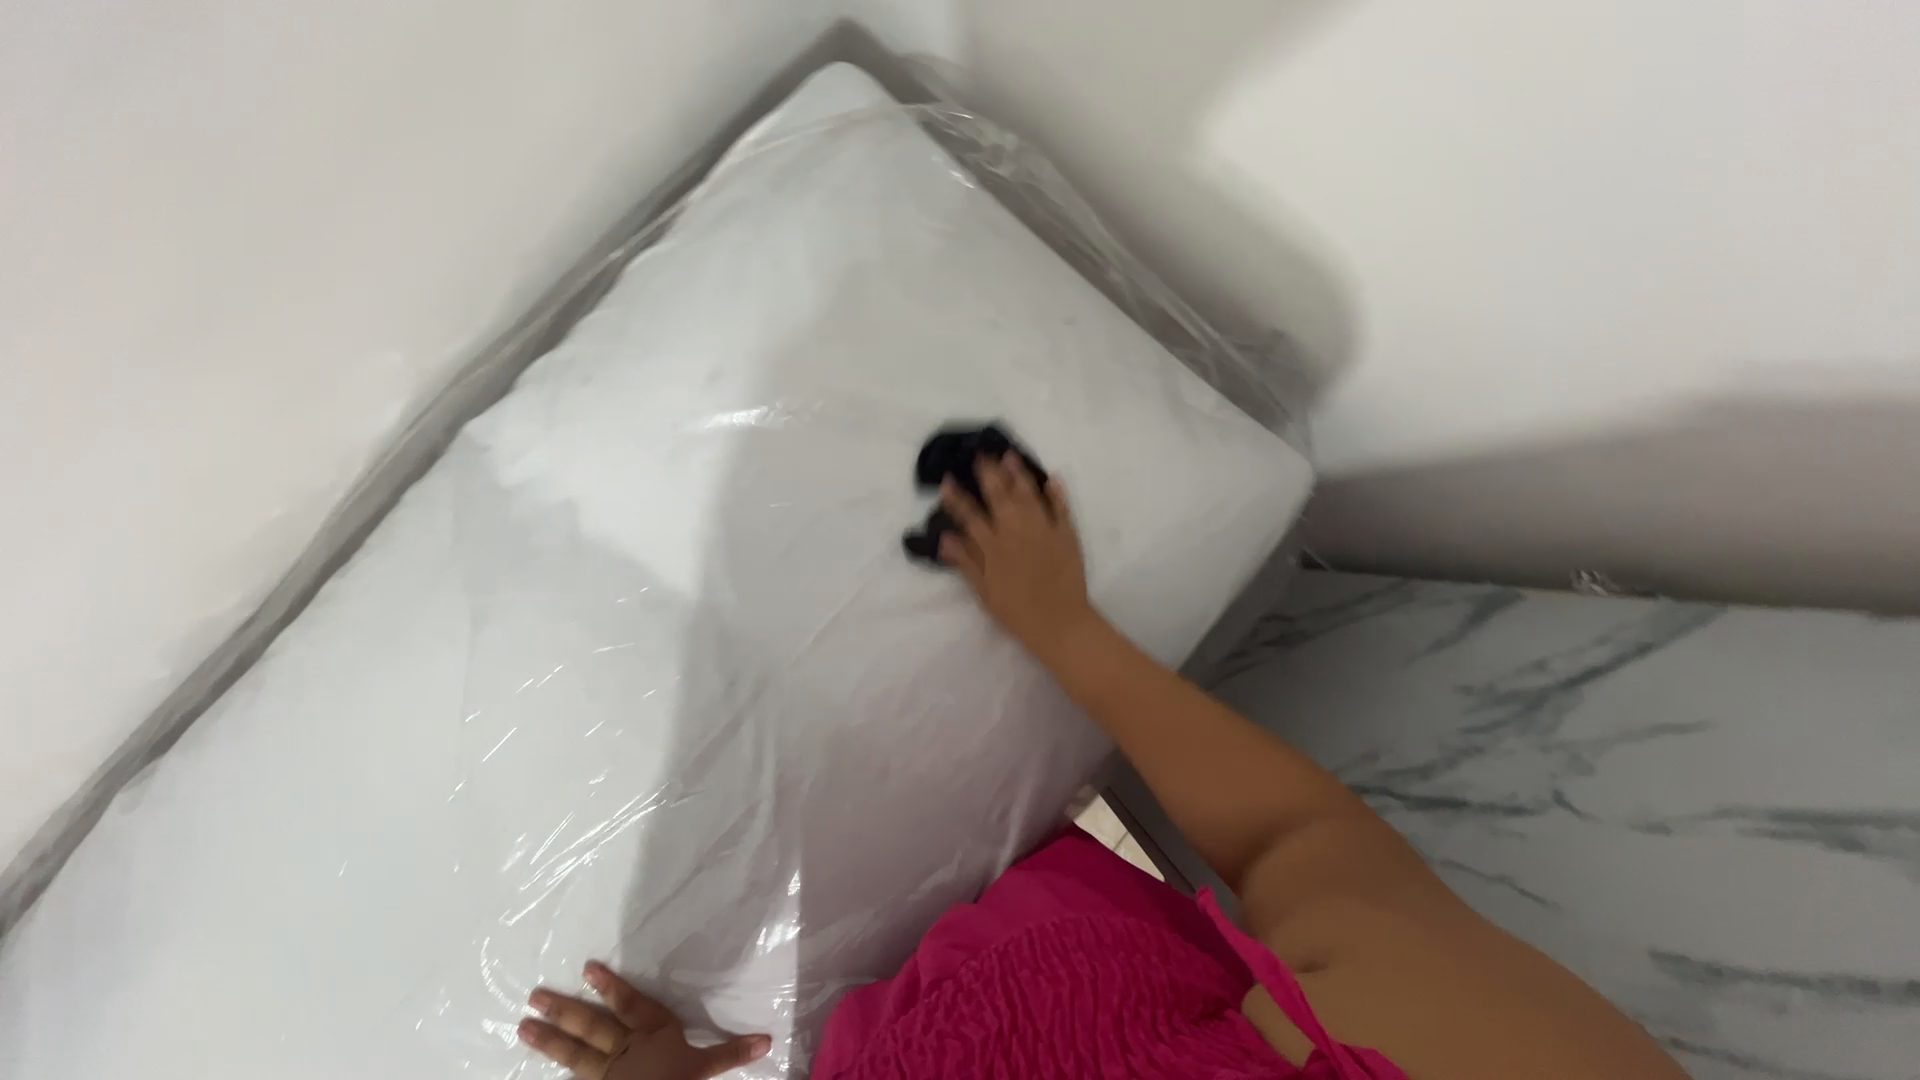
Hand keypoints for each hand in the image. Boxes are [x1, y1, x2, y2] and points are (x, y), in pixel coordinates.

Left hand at [519, 961, 771, 1079]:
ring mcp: (604, 1075)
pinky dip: (556, 1070)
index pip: (629, 1006)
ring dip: (548, 1040)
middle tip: (533, 997)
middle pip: (591, 1027)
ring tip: (522, 1026)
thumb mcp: (706, 1071)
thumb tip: (768, 1038)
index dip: (610, 987)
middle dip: (564, 1011)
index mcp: (652, 1035)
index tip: (587, 969)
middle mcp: (623, 1050)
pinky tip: (538, 1061)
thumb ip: (730, 1053)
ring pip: (574, 1054)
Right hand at [938, 454, 1105, 661]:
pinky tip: (1052, 478)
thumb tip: (944, 537)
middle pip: (999, 495)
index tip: (948, 479)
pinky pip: (1061, 507)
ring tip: (1009, 456)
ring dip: (1018, 474)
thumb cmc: (1016, 612)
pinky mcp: (1067, 534)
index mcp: (993, 546)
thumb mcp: (983, 592)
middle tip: (981, 454)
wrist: (1059, 623)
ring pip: (1028, 494)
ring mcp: (1043, 529)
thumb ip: (964, 562)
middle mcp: (1016, 530)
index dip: (957, 497)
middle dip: (988, 473)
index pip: (970, 515)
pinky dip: (1057, 492)